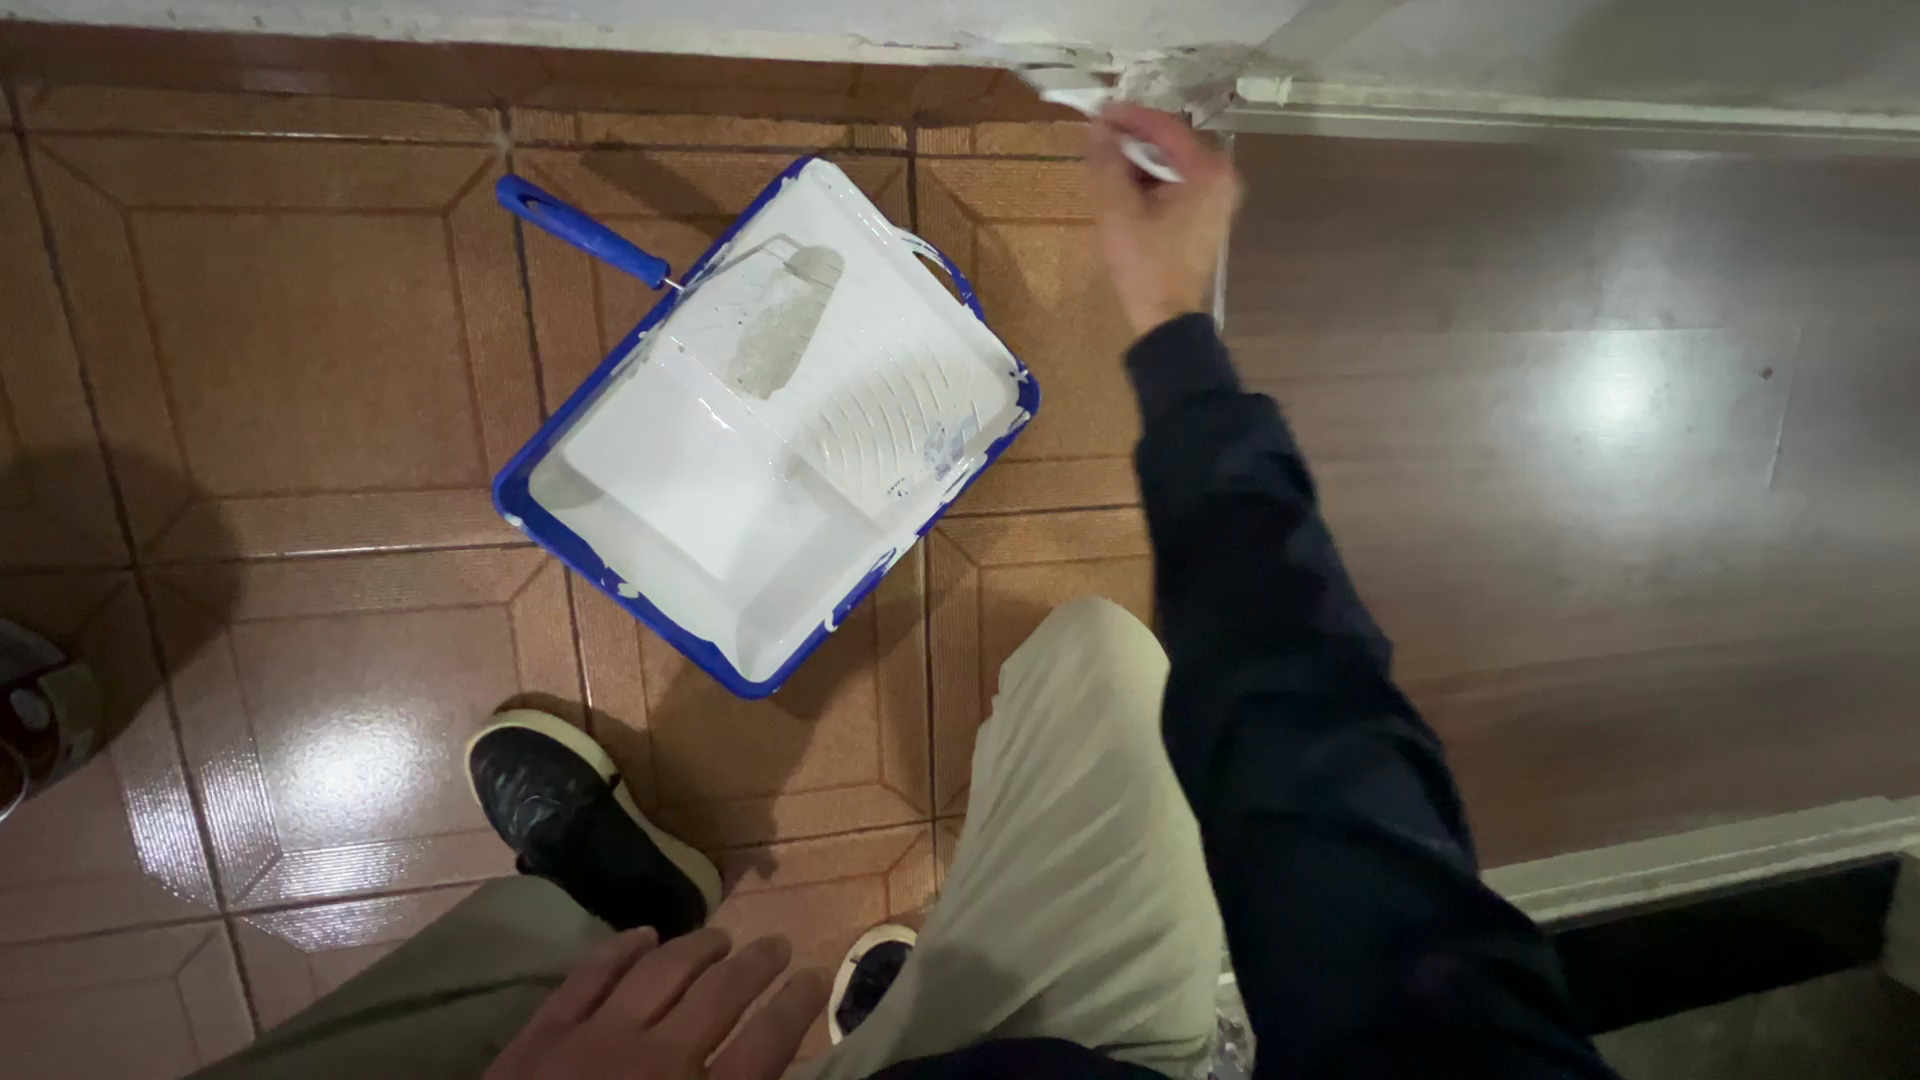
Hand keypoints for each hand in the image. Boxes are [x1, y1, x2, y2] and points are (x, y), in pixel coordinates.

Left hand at [486, 926, 827, 1079]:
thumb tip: (764, 1074)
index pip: (769, 1040)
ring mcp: (597, 1039)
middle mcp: (659, 1059)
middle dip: (761, 962)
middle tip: (778, 944)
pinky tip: (646, 935)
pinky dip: (623, 947)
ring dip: (702, 946)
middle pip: (726, 991)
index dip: (800, 1002)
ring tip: (721, 937)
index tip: (817, 975)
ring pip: (666, 968)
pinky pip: (593, 973)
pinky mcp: (543, 1035)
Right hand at [1087, 102, 1242, 335]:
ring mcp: (1218, 200)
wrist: (1165, 319)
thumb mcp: (1118, 212)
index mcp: (1208, 171)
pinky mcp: (1206, 219)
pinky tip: (1126, 189)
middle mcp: (1222, 178)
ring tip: (1107, 163)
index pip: (1167, 128)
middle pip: (1172, 145)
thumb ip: (1108, 164)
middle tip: (1101, 137)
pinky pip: (1177, 187)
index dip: (1130, 117)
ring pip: (1173, 166)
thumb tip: (1098, 128)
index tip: (1100, 112)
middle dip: (1135, 140)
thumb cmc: (1144, 266)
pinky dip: (1152, 183)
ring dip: (1141, 163)